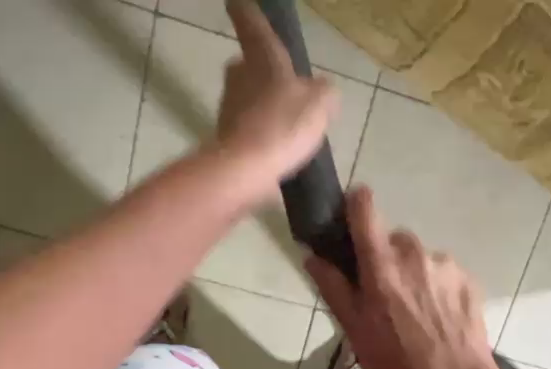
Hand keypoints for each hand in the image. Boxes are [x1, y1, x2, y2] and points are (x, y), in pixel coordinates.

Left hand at [216, 0, 337, 186]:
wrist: (245, 170)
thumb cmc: (283, 125)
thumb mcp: (320, 102)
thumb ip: (324, 92)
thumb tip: (322, 92)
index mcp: (262, 58)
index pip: (252, 25)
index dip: (248, 13)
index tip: (237, 2)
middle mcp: (239, 76)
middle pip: (248, 66)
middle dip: (262, 73)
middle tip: (281, 85)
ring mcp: (228, 108)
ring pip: (247, 99)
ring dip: (263, 108)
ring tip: (286, 127)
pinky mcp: (226, 138)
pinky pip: (247, 129)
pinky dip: (259, 136)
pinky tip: (276, 151)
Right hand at [305, 186, 497, 368]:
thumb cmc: (395, 361)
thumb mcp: (355, 329)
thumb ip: (333, 287)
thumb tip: (312, 256)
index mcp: (381, 262)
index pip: (364, 206)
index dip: (356, 205)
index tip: (352, 217)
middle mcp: (414, 252)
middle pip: (393, 240)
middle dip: (386, 259)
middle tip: (385, 296)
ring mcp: (444, 263)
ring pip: (420, 258)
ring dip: (413, 275)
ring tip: (415, 315)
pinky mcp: (467, 277)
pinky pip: (444, 273)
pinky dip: (437, 288)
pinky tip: (437, 319)